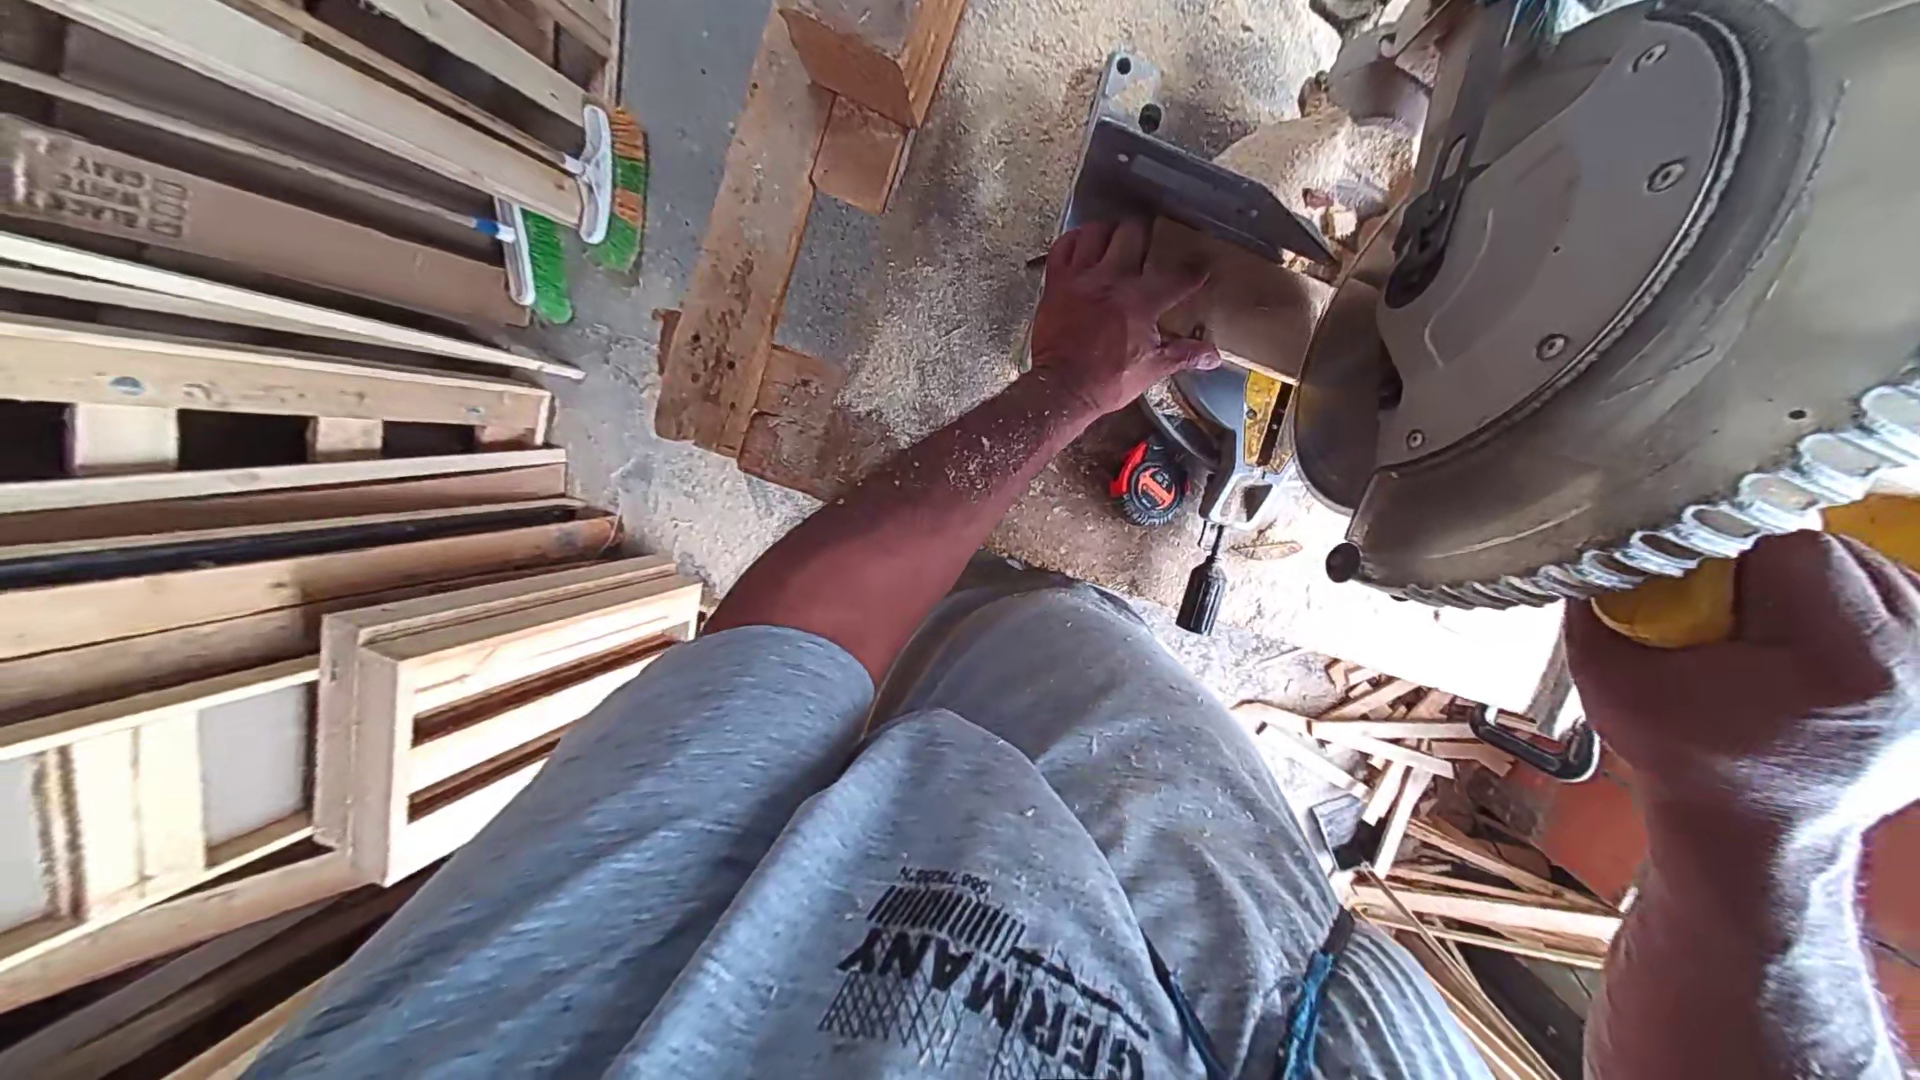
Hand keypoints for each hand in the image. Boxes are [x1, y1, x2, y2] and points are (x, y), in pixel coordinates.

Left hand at [1029, 219, 1216, 415]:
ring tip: (1116, 240)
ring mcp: (1080, 279)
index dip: (1193, 272)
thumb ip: (1183, 354)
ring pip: (1098, 232)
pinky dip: (1074, 241)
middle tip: (1149, 244)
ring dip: (1110, 232)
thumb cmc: (1104, 383)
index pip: (1177, 277)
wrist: (1062, 390)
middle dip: (1146, 236)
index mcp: (1140, 302)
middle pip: (1134, 234)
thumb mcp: (1151, 370)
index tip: (1199, 271)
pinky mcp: (1056, 284)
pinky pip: (1063, 247)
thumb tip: (1212, 355)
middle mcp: (1111, 281)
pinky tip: (1083, 245)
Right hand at [1565, 531, 1919, 835]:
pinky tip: (1794, 633)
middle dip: (1762, 565)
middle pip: (1838, 551)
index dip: (1724, 555)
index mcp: (1843, 659)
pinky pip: (1896, 598)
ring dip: (1801, 580)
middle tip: (1710, 604)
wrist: (1751, 824)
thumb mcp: (1607, 675)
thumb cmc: (1677, 754)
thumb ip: (1597, 604)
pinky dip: (1838, 601)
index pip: (1793, 548)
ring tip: (1750, 621)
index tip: (1684, 585)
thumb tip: (1594, 552)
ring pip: (1870, 568)